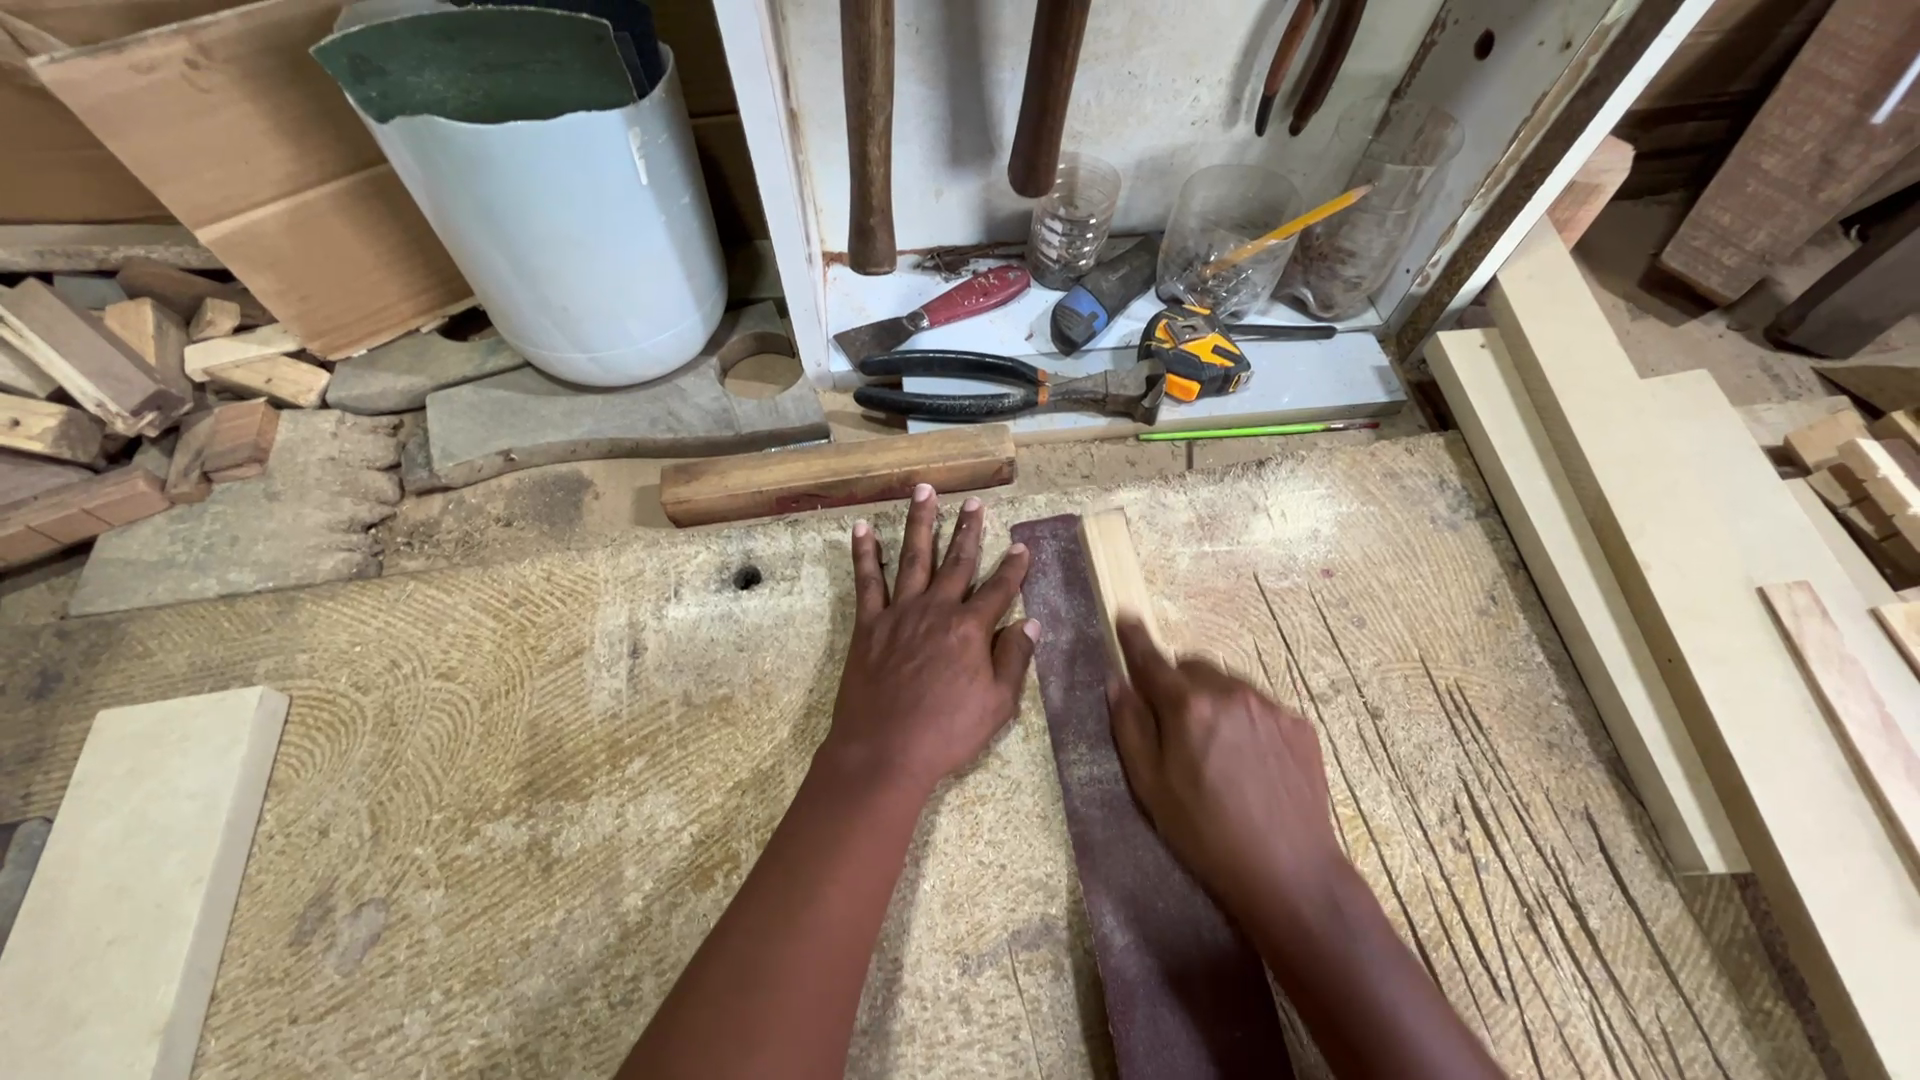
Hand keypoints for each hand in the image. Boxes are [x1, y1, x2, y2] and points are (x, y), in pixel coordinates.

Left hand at [824, 484, 1038, 794]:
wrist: (883, 751)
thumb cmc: (946, 733)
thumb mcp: (997, 705)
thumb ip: (1013, 660)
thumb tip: (1030, 624)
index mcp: (970, 630)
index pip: (999, 589)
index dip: (1014, 568)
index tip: (1021, 546)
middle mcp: (936, 610)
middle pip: (957, 562)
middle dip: (969, 530)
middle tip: (975, 503)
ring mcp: (899, 614)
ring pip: (913, 558)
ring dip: (920, 522)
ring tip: (924, 491)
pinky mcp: (869, 625)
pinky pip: (867, 581)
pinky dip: (865, 553)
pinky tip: (862, 528)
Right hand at [1107, 620, 1345, 925]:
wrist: (1287, 871)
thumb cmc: (1203, 832)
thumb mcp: (1149, 785)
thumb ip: (1129, 726)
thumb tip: (1117, 682)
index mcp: (1188, 706)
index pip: (1152, 660)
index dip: (1135, 638)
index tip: (1126, 616)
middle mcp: (1231, 693)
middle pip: (1192, 667)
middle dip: (1176, 682)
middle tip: (1171, 723)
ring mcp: (1271, 707)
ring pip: (1227, 685)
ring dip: (1211, 699)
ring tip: (1213, 749)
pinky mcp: (1299, 725)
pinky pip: (1259, 706)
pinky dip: (1243, 719)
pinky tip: (1246, 761)